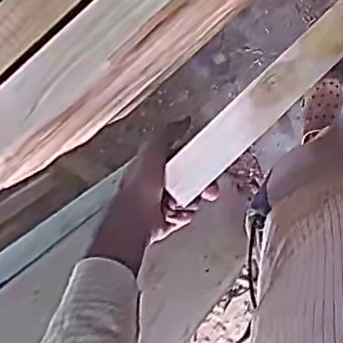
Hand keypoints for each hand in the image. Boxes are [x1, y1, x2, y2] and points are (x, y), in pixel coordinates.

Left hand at [85, 124, 216, 274]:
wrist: (133, 221)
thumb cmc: (139, 187)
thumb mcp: (153, 151)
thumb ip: (168, 134)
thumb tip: (184, 120)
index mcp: (155, 164)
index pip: (184, 157)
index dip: (199, 159)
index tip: (209, 164)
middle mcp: (160, 182)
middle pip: (193, 179)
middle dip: (204, 185)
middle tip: (208, 190)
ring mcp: (164, 201)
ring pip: (193, 197)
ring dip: (194, 201)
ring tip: (184, 204)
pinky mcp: (168, 219)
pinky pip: (187, 215)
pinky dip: (185, 215)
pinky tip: (176, 214)